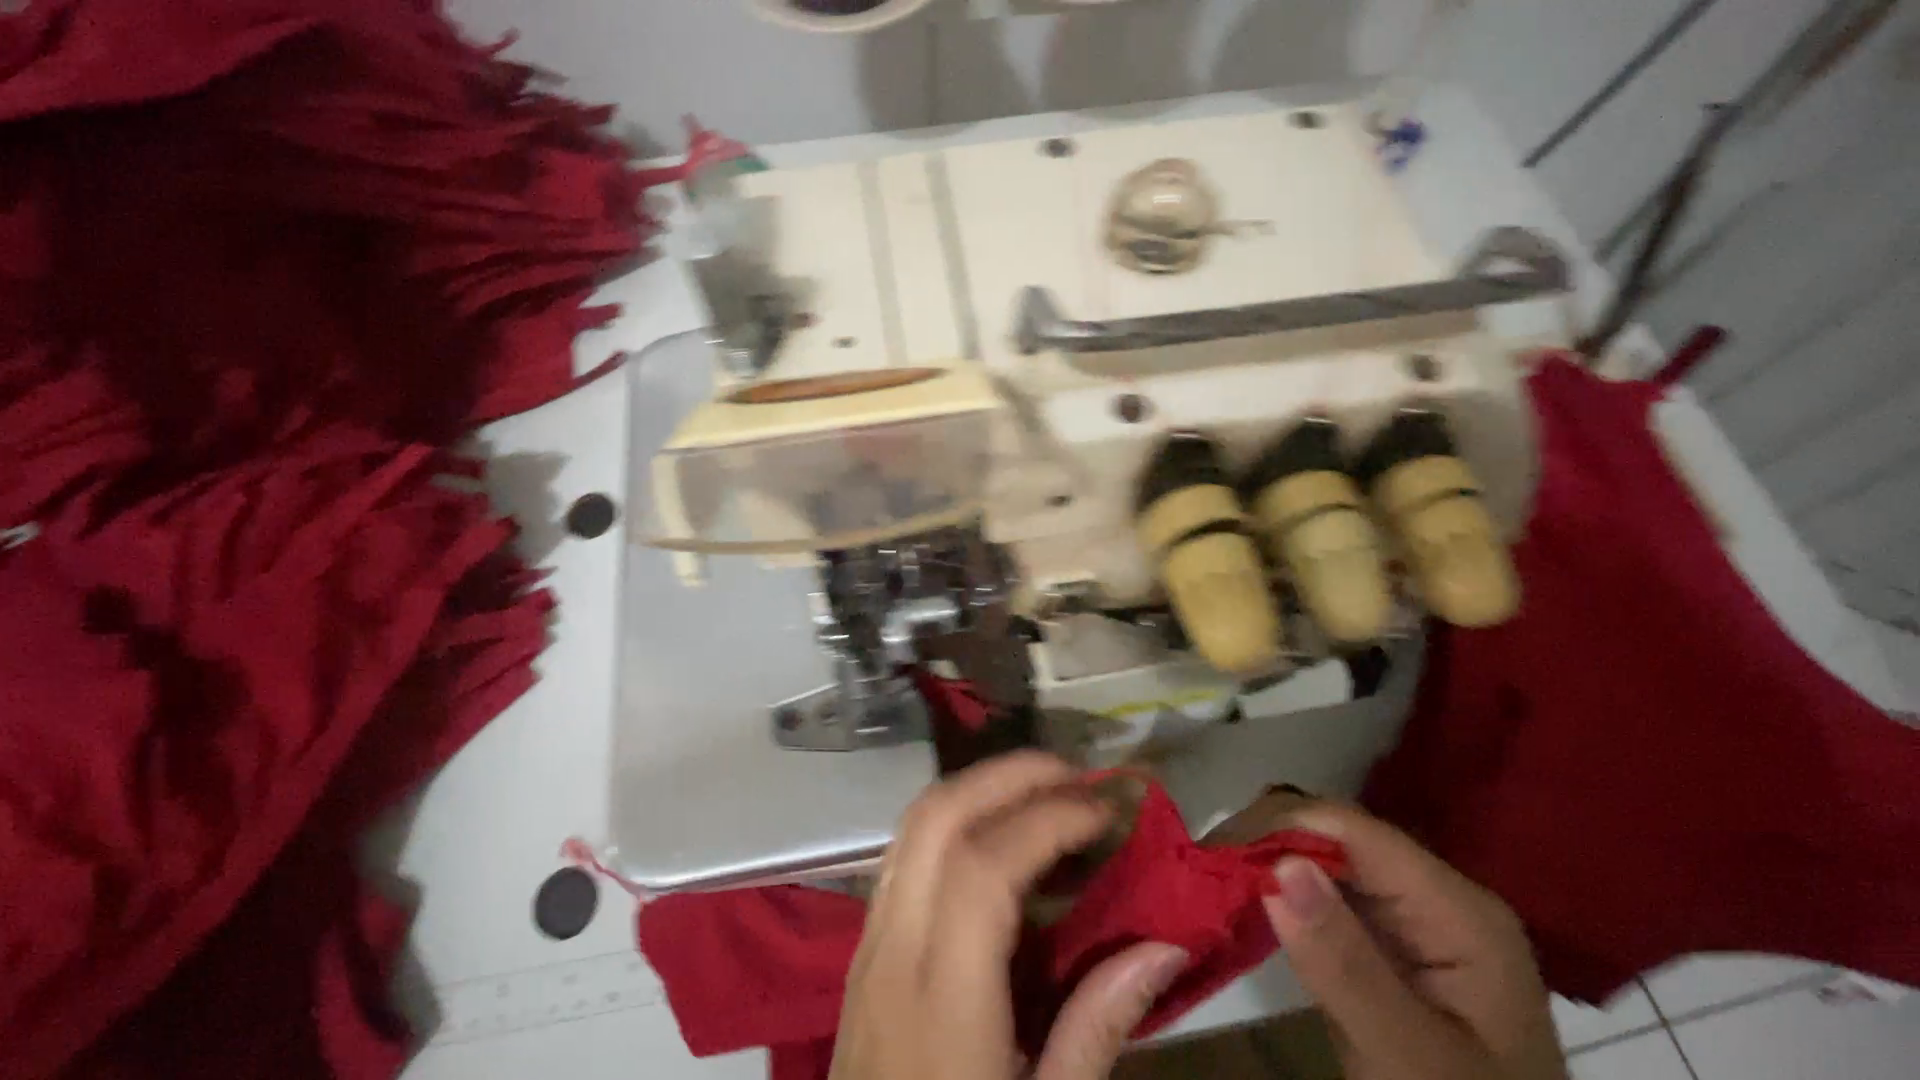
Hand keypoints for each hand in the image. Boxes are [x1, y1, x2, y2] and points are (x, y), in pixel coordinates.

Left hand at [830, 752, 1188, 1079]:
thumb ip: (1098, 1025)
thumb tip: (1165, 945)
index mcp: (941, 998)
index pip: (981, 867)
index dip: (1047, 820)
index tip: (1106, 811)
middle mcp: (893, 951)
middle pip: (934, 820)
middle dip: (1007, 777)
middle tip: (1077, 778)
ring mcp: (867, 944)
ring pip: (911, 828)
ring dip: (977, 790)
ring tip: (1044, 793)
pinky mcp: (862, 951)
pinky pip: (903, 856)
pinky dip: (952, 822)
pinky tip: (996, 839)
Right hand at [1222, 793, 1567, 1079]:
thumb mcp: (1405, 1057)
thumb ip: (1345, 963)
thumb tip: (1277, 864)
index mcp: (1458, 910)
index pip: (1354, 831)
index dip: (1276, 827)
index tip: (1206, 856)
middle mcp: (1438, 896)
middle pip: (1338, 837)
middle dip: (1264, 843)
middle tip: (1196, 876)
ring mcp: (1416, 920)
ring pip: (1327, 862)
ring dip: (1265, 865)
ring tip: (1206, 885)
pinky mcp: (1392, 945)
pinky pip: (1329, 899)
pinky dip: (1281, 897)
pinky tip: (1242, 907)